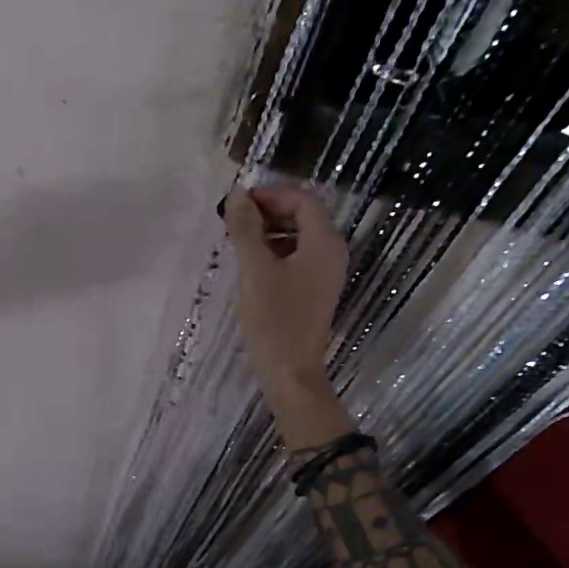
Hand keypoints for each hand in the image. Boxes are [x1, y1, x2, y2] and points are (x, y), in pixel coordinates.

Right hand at [224, 186, 356, 447]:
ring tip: (239, 241)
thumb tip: (237, 194)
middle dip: (270, 212)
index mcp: (324, 243)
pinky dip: (276, 252)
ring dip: (271, 232)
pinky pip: (298, 258)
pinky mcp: (316, 292)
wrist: (290, 372)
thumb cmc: (274, 320)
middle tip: (235, 220)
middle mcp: (332, 253)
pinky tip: (253, 264)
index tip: (238, 204)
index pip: (302, 200)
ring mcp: (326, 274)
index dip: (271, 195)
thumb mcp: (255, 270)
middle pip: (304, 216)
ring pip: (300, 238)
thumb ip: (246, 229)